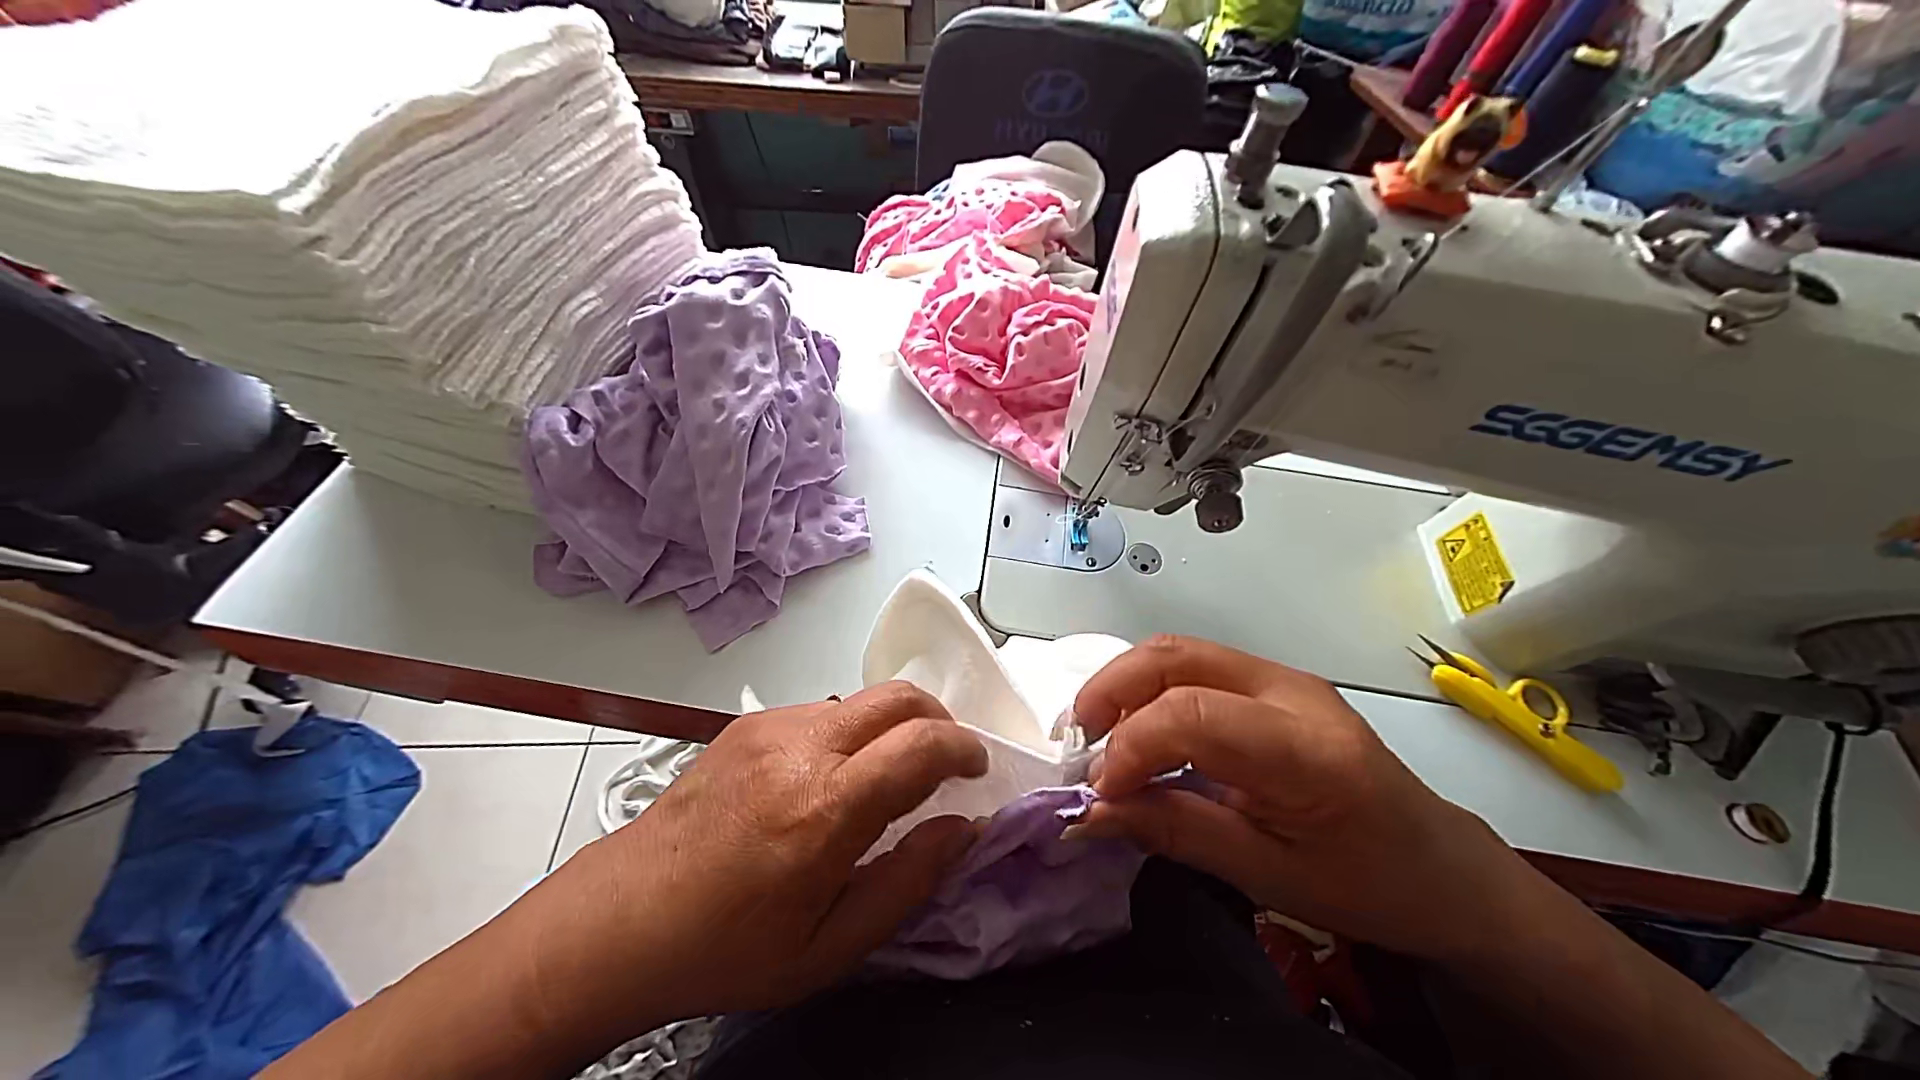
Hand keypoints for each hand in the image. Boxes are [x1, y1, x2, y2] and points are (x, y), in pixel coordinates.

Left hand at [507, 682, 987, 1044]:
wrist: (619, 920)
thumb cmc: (726, 948)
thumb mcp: (831, 946)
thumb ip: (909, 880)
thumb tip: (963, 827)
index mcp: (824, 809)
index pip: (921, 745)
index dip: (964, 749)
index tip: (977, 769)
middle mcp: (799, 749)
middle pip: (899, 697)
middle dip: (940, 720)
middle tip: (948, 760)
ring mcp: (769, 727)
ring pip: (862, 699)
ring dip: (895, 725)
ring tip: (890, 774)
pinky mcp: (747, 724)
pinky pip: (823, 710)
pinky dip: (853, 730)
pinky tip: (836, 775)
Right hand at [1068, 635, 1534, 962]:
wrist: (1444, 868)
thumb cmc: (1369, 885)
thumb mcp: (1266, 875)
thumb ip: (1173, 831)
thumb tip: (1090, 813)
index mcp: (1306, 749)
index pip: (1192, 713)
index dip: (1130, 746)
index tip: (1101, 793)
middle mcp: (1292, 691)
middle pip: (1175, 656)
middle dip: (1111, 691)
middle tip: (1079, 743)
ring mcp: (1282, 679)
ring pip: (1178, 652)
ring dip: (1125, 686)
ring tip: (1100, 738)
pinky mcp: (1272, 683)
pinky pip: (1194, 668)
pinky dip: (1150, 693)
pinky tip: (1138, 733)